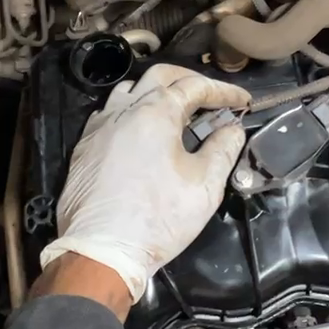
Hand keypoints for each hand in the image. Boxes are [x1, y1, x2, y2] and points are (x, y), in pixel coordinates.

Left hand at [42, 64, 249, 301]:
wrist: (101, 251)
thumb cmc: (158, 217)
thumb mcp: (205, 184)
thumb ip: (223, 148)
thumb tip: (232, 128)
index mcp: (156, 113)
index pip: (195, 87)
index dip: (224, 91)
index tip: (243, 101)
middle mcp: (124, 110)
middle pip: (160, 76)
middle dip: (191, 81)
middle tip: (212, 98)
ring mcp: (100, 126)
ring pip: (131, 89)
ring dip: (159, 92)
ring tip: (179, 111)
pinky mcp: (86, 146)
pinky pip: (112, 112)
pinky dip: (134, 111)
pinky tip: (145, 132)